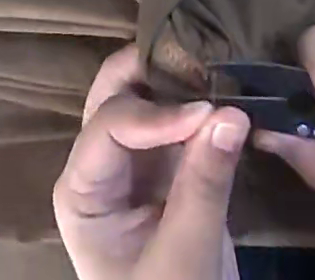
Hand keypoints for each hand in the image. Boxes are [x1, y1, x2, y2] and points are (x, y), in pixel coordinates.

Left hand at [53, 45, 251, 279]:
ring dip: (177, 76)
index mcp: (82, 188)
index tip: (208, 112)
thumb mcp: (184, 259)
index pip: (110, 124)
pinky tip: (225, 86)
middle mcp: (100, 160)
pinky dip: (197, 97)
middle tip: (200, 55)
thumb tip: (232, 111)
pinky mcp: (167, 162)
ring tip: (216, 64)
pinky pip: (177, 114)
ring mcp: (133, 157)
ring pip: (144, 92)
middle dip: (153, 68)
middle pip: (114, 90)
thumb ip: (205, 184)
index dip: (157, 113)